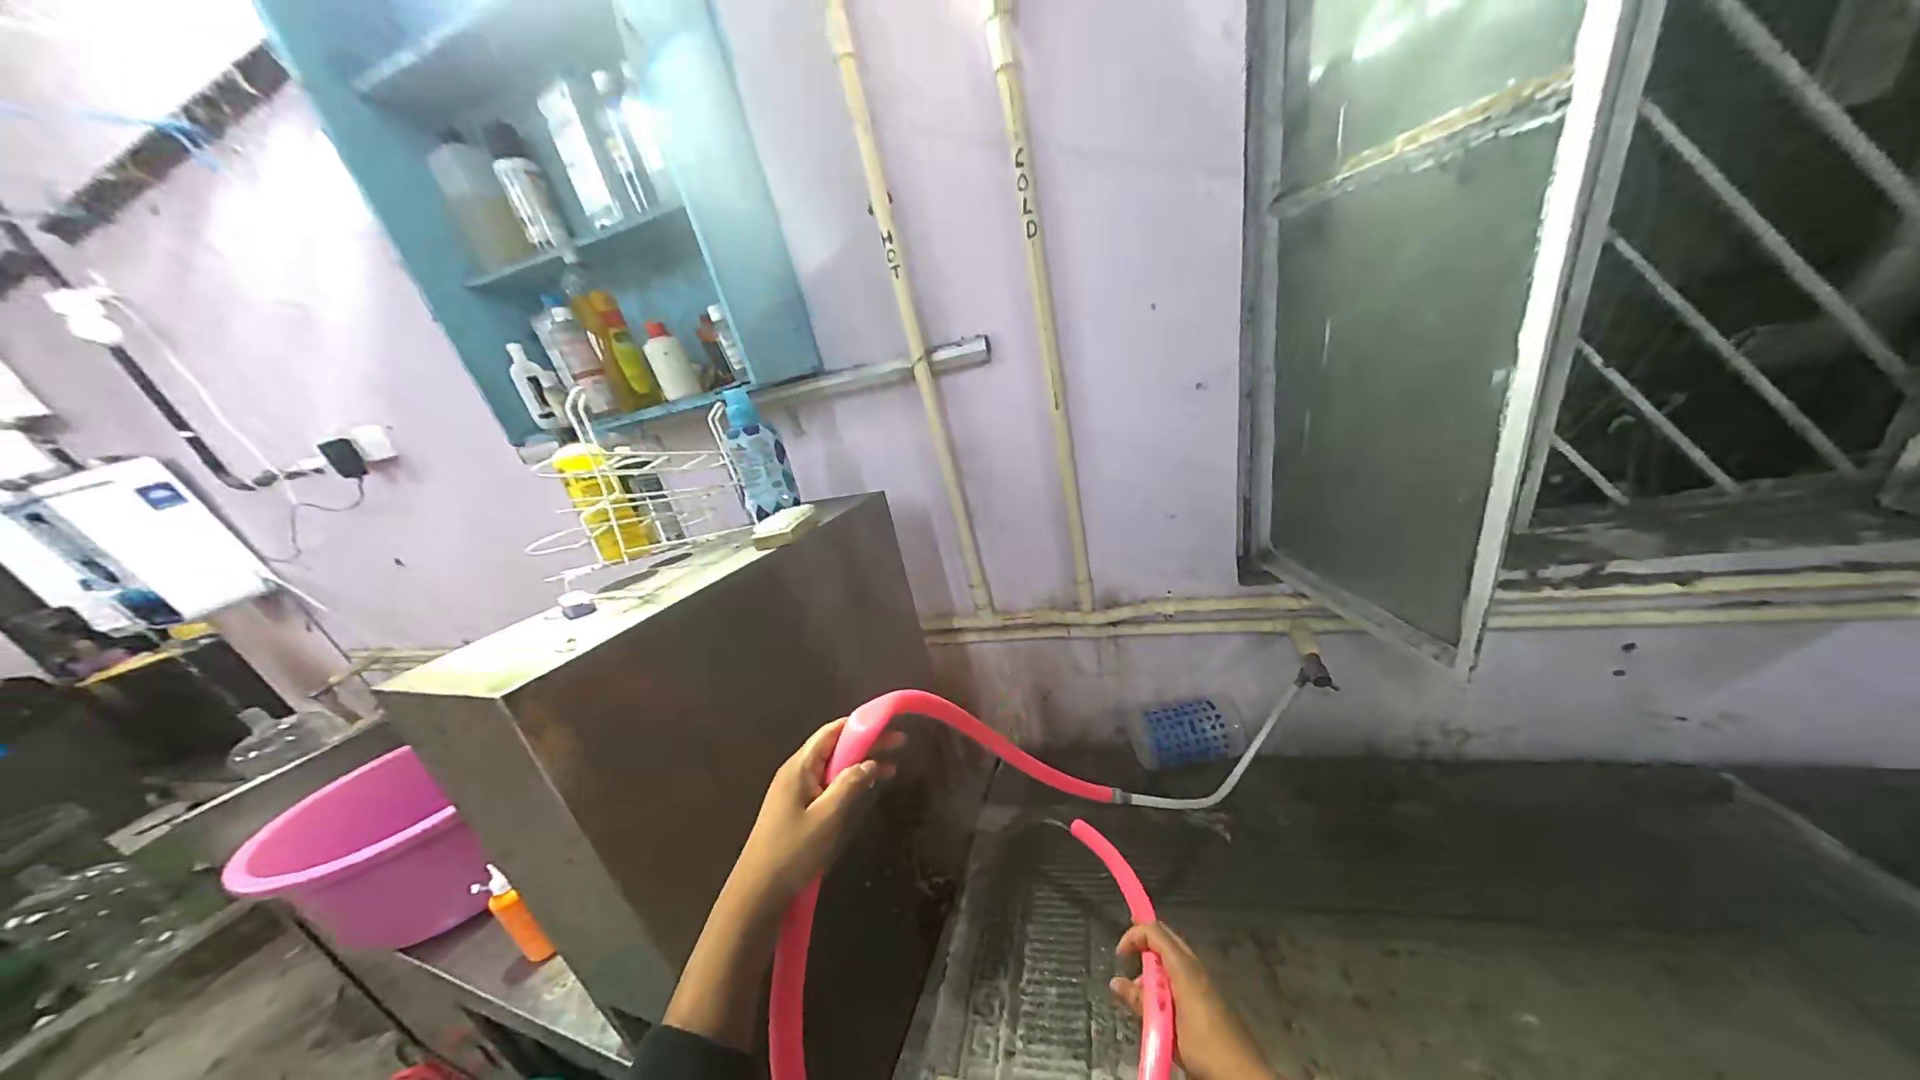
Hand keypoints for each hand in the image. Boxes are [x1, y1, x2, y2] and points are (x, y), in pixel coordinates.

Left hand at [725, 717, 902, 910]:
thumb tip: (870, 762)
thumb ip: (850, 785)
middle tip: (900, 742)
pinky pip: (828, 783)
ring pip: (833, 766)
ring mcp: (796, 790)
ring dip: (861, 762)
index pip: (832, 732)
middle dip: (866, 742)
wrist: (758, 892)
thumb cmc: (792, 851)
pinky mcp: (798, 807)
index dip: (860, 724)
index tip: (888, 724)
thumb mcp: (827, 817)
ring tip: (892, 764)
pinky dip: (850, 780)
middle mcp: (796, 772)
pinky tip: (868, 786)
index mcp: (799, 767)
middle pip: (834, 747)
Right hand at [1111, 922, 1279, 1079]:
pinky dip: (1166, 978)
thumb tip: (1115, 982)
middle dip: (1144, 941)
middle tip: (1126, 954)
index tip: (1120, 956)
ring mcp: (1204, 980)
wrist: (1243, 1072)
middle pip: (1166, 937)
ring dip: (1154, 964)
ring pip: (1173, 956)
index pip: (1155, 932)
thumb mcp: (1165, 1026)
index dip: (1134, 936)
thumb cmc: (1203, 1045)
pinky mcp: (1208, 995)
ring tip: (1141, 991)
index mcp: (1184, 967)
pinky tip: (1160, 1003)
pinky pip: (1181, 973)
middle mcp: (1195, 966)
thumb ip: (1141, 1002)